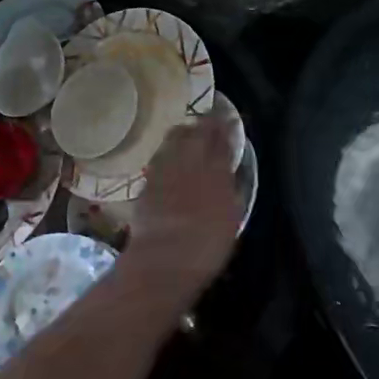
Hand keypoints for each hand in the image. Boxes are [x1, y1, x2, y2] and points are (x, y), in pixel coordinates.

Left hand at [125, 117, 240, 294]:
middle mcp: (188, 161)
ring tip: (190, 134)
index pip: (221, 136)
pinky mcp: (146, 181)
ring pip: (173, 138)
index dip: (225, 124)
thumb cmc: (207, 245)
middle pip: (195, 130)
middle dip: (203, 123)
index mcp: (215, 169)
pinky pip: (160, 156)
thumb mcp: (231, 216)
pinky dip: (168, 152)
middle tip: (209, 122)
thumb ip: (230, 187)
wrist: (163, 260)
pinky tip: (171, 158)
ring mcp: (164, 169)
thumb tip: (229, 171)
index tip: (230, 118)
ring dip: (184, 132)